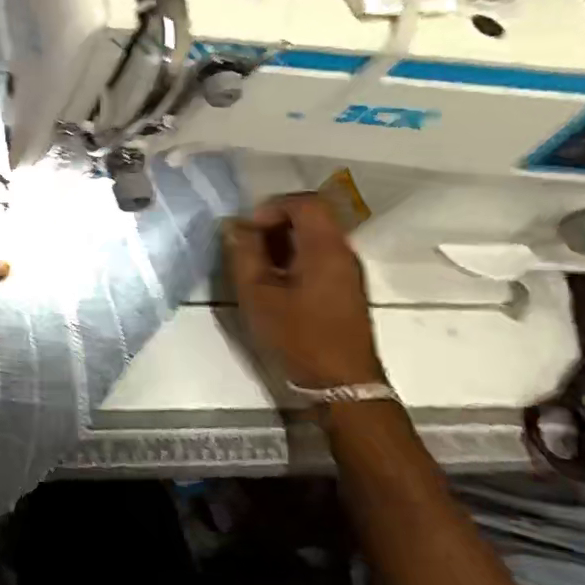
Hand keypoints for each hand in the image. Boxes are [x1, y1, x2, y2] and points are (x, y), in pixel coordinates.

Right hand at [222, 193, 384, 389]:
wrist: (340, 383)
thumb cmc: (296, 335)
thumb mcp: (256, 293)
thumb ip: (244, 253)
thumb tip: (235, 225)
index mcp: (326, 249)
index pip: (305, 202)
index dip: (271, 207)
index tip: (247, 230)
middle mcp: (344, 253)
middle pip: (311, 216)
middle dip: (273, 223)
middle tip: (245, 247)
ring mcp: (349, 271)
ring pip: (314, 236)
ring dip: (281, 241)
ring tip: (255, 266)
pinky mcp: (346, 288)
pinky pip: (320, 256)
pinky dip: (293, 257)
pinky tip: (274, 282)